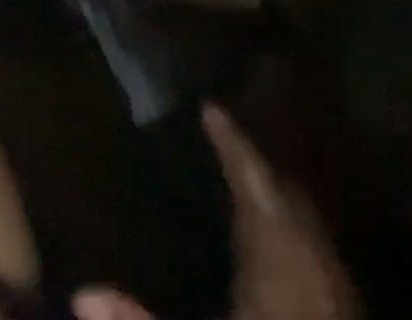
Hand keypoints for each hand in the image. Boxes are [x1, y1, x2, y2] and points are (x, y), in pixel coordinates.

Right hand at [72, 106, 358, 319]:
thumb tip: (80, 292)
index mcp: (283, 287)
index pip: (261, 204)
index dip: (239, 155)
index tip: (213, 111)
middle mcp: (315, 291)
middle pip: (294, 217)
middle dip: (261, 170)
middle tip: (224, 131)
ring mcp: (331, 313)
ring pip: (312, 244)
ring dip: (277, 203)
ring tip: (245, 174)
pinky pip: (315, 269)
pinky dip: (290, 240)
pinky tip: (273, 250)